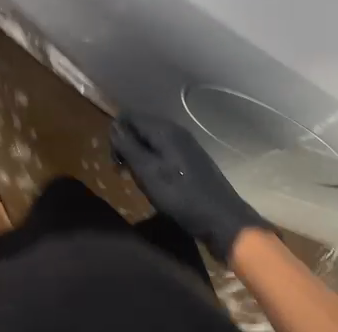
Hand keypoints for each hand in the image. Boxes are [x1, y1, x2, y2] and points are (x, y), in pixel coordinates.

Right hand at [110, 112, 270, 262]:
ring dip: (141, 156)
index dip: (116, 136)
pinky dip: (155, 163)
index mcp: (163, 130)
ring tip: (140, 180)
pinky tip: (158, 183)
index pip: (128, 117)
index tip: (115, 161)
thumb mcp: (147, 172)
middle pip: (140, 128)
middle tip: (124, 173)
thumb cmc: (181, 196)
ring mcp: (187, 145)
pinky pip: (165, 152)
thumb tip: (113, 126)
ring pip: (153, 141)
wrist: (224, 221)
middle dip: (128, 146)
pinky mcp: (193, 159)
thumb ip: (128, 146)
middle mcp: (175, 131)